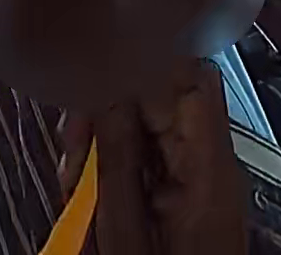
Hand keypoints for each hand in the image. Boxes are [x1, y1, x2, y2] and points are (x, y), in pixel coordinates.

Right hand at [60, 61, 250, 254]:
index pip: (194, 78)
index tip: (101, 54)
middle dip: (109, 105)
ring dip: (100, 133)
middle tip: (71, 139)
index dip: (153, 54)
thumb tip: (100, 77)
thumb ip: (114, 148)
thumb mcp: (125, 226)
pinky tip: (81, 182)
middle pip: (159, 96)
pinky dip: (107, 156)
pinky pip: (139, 149)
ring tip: (71, 173)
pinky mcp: (174, 188)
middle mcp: (205, 159)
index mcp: (209, 164)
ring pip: (141, 119)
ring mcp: (190, 174)